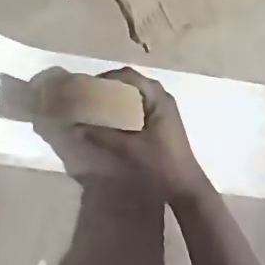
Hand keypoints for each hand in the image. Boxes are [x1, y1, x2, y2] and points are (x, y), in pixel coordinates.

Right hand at [73, 69, 209, 203]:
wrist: (187, 189)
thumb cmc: (161, 164)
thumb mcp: (129, 148)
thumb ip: (103, 136)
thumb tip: (77, 126)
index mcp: (158, 97)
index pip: (129, 75)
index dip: (108, 77)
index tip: (90, 86)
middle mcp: (162, 97)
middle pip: (133, 82)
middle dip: (112, 86)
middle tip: (92, 95)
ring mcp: (165, 109)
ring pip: (138, 94)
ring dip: (119, 97)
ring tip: (100, 106)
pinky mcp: (164, 121)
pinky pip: (142, 104)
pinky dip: (127, 106)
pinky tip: (115, 119)